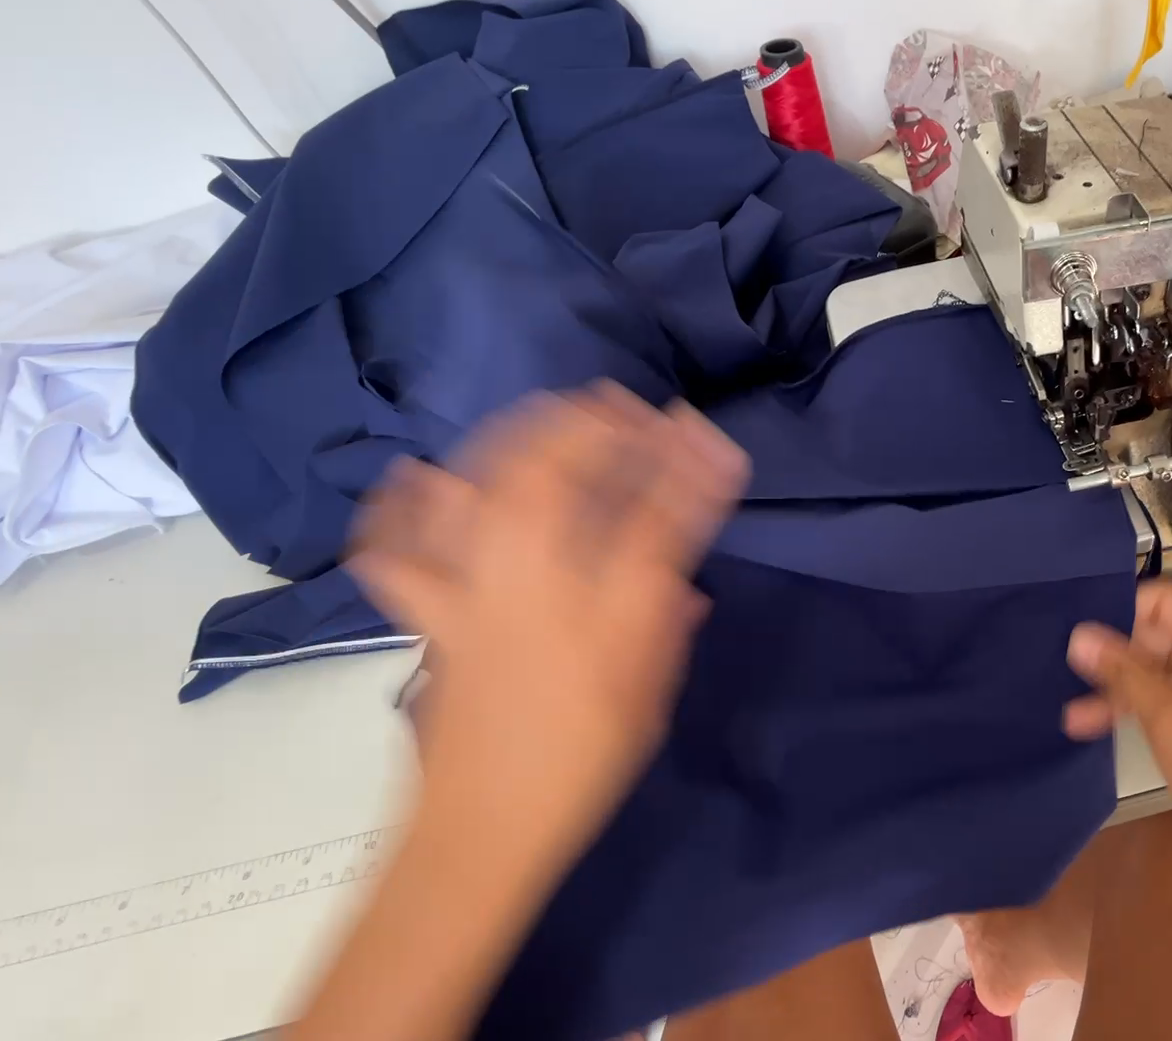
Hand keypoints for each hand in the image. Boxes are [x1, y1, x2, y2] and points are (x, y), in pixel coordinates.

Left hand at [349, 382, 747, 859]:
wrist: (484, 827)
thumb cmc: (584, 760)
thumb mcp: (651, 691)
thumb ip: (667, 626)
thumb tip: (687, 584)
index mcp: (609, 609)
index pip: (658, 517)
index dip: (687, 468)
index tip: (708, 436)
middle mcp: (540, 585)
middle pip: (561, 476)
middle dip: (598, 426)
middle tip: (627, 405)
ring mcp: (475, 592)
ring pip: (487, 488)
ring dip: (523, 438)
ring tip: (552, 414)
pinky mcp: (432, 612)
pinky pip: (403, 546)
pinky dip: (405, 506)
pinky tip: (417, 477)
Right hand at [1062, 579, 1171, 864]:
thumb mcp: (1168, 715)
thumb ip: (1121, 670)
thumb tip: (1077, 634)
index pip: (1169, 602)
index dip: (1124, 607)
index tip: (1078, 618)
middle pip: (1155, 635)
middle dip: (1111, 649)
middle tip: (1060, 654)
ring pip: (1147, 669)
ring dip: (1110, 683)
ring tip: (1065, 693)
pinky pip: (1150, 697)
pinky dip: (1122, 706)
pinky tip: (1082, 720)